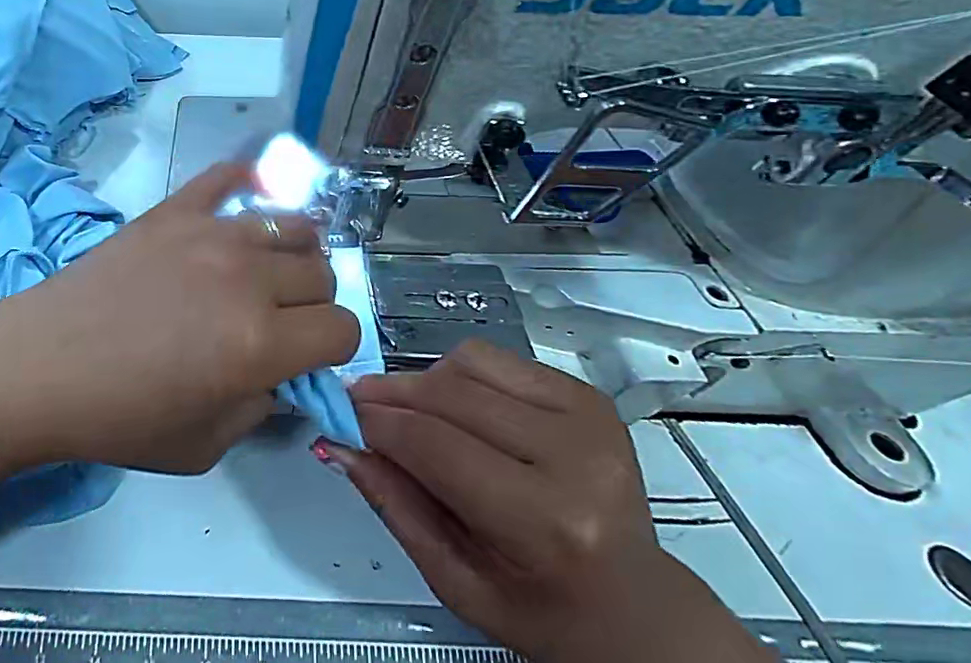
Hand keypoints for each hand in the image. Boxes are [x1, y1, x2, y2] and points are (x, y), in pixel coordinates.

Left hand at [0, 162, 357, 474]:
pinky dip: (249, 185)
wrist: (38, 367)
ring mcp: (213, 234)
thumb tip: (282, 374)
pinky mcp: (177, 209)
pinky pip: (230, 177)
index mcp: (259, 344)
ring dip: (293, 253)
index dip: (334, 349)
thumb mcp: (205, 445)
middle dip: (314, 304)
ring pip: (295, 225)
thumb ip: (261, 408)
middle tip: (281, 320)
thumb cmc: (117, 418)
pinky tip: (245, 205)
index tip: (307, 357)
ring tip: (264, 271)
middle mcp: (249, 279)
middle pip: (323, 274)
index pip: (342, 329)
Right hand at [320, 342, 769, 662]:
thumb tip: (338, 444)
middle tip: (358, 400)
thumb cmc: (541, 610)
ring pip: (472, 363)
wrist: (633, 606)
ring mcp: (588, 417)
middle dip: (393, 393)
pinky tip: (458, 407)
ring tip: (412, 410)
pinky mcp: (590, 395)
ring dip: (428, 380)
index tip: (339, 412)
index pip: (436, 446)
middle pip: (451, 395)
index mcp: (545, 522)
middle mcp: (574, 457)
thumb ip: (394, 505)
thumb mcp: (456, 581)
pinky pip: (502, 360)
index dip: (377, 423)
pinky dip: (465, 376)